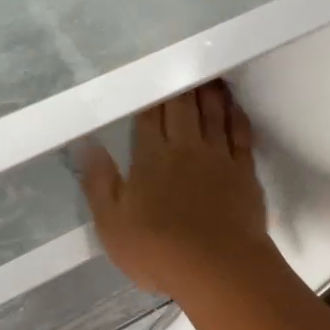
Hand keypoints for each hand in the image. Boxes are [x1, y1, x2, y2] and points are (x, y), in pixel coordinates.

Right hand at [77, 82, 279, 298]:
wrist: (217, 268)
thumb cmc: (156, 249)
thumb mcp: (111, 223)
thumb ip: (99, 181)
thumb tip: (86, 144)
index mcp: (151, 157)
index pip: (149, 116)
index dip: (149, 95)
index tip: (149, 76)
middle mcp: (186, 147)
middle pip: (184, 106)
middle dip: (181, 83)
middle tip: (182, 61)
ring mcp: (219, 158)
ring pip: (214, 112)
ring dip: (210, 90)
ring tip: (207, 73)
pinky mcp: (244, 173)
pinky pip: (240, 134)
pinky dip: (236, 115)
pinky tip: (233, 106)